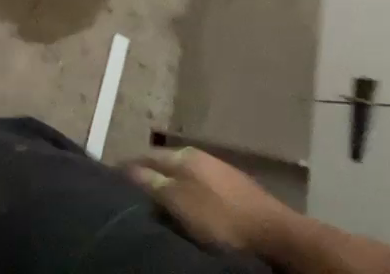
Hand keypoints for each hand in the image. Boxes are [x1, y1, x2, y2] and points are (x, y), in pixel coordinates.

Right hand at [128, 147, 293, 252]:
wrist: (276, 235)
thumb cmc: (219, 217)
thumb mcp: (176, 201)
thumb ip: (149, 182)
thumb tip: (124, 168)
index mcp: (182, 154)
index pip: (144, 155)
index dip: (127, 168)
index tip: (113, 181)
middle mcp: (199, 156)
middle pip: (164, 164)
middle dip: (148, 175)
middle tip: (133, 194)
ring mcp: (219, 172)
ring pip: (183, 176)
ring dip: (169, 187)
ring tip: (158, 205)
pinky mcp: (236, 191)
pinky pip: (200, 189)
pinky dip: (188, 197)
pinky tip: (188, 210)